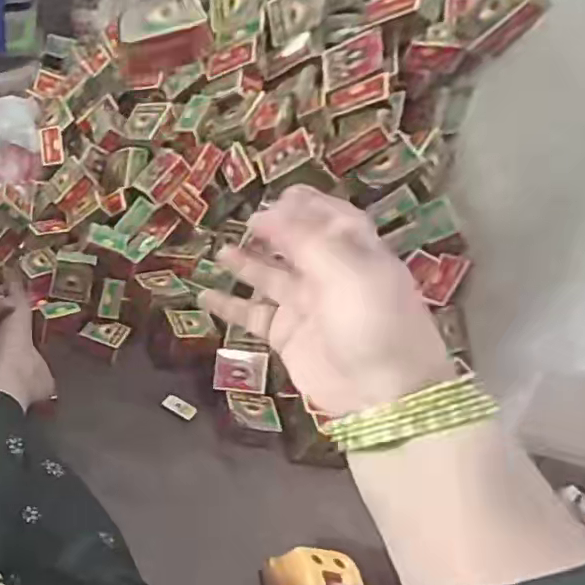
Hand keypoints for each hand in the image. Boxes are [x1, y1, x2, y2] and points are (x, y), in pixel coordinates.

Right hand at [201, 186, 455, 415]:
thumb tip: (270, 212)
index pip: (333, 220)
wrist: (378, 391)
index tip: (278, 194)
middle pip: (299, 246)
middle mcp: (331, 277)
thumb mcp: (347, 273)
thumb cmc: (373, 324)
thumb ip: (308, 241)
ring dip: (247, 264)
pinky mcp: (286, 336)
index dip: (308, 206)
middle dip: (274, 231)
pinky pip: (252, 315)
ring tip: (220, 251)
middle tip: (245, 220)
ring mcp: (306, 308)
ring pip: (270, 278)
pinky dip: (229, 305)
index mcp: (358, 255)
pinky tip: (206, 295)